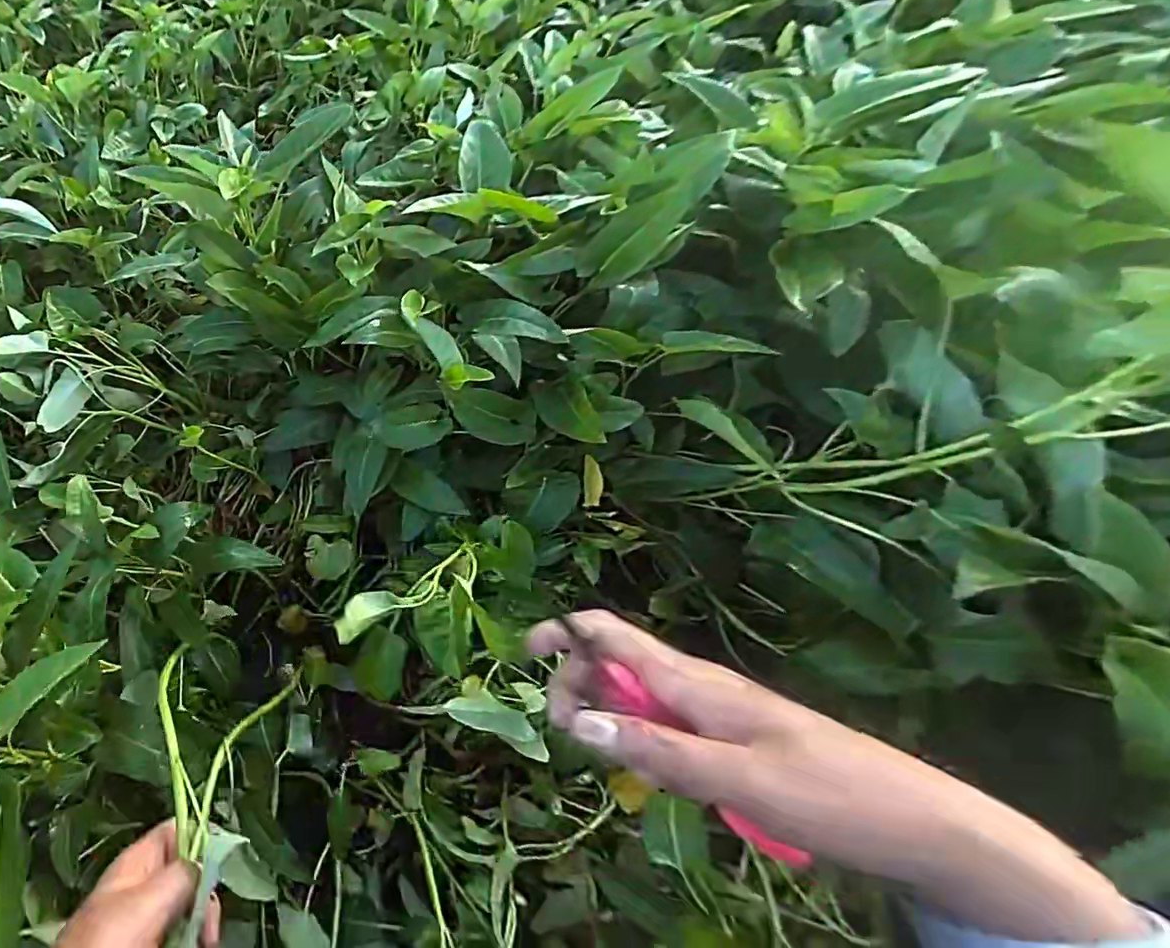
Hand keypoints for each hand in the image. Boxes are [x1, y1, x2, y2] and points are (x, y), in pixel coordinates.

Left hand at [55, 821, 219, 947]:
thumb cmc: (109, 941)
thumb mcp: (146, 902)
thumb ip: (179, 875)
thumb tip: (204, 862)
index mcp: (139, 862)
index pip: (175, 830)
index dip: (201, 837)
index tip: (224, 862)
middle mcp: (144, 884)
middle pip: (188, 873)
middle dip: (205, 897)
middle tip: (208, 931)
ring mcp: (146, 917)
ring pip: (187, 908)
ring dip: (201, 925)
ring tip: (201, 944)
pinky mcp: (149, 942)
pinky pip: (179, 935)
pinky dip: (190, 940)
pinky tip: (194, 947)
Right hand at [529, 610, 1147, 942]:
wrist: (936, 829)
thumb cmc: (835, 795)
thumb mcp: (739, 779)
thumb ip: (655, 750)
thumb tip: (577, 724)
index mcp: (689, 679)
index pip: (605, 631)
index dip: (560, 631)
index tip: (525, 654)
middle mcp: (693, 684)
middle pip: (609, 664)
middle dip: (575, 688)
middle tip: (570, 737)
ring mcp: (712, 710)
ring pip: (635, 698)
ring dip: (610, 721)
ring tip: (622, 769)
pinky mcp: (728, 737)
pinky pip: (665, 727)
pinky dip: (644, 743)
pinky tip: (663, 779)